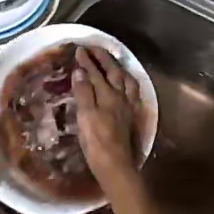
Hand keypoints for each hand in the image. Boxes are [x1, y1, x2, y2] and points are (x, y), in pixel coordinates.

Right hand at [72, 47, 141, 192]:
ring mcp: (128, 106)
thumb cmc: (96, 142)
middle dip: (104, 59)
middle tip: (95, 49)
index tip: (80, 49)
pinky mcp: (132, 116)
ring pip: (126, 81)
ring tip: (113, 63)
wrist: (115, 165)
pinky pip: (132, 93)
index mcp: (108, 95)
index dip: (87, 61)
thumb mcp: (85, 116)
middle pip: (114, 72)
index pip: (96, 73)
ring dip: (118, 69)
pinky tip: (125, 87)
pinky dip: (128, 84)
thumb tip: (80, 71)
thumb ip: (84, 92)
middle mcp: (121, 97)